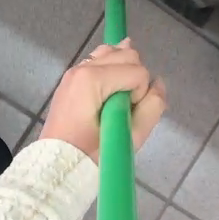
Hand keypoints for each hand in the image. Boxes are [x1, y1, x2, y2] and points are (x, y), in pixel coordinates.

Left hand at [39, 42, 166, 162]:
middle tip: (123, 108)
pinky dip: (110, 70)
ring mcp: (74, 70)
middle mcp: (82, 67)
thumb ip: (153, 107)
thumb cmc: (95, 155)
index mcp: (92, 79)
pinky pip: (100, 60)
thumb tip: (159, 83)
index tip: (125, 116)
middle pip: (128, 55)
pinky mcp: (72, 77)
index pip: (138, 72)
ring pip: (114, 52)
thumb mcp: (132, 137)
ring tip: (115, 99)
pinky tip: (109, 89)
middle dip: (133, 79)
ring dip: (123, 72)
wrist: (59, 167)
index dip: (140, 94)